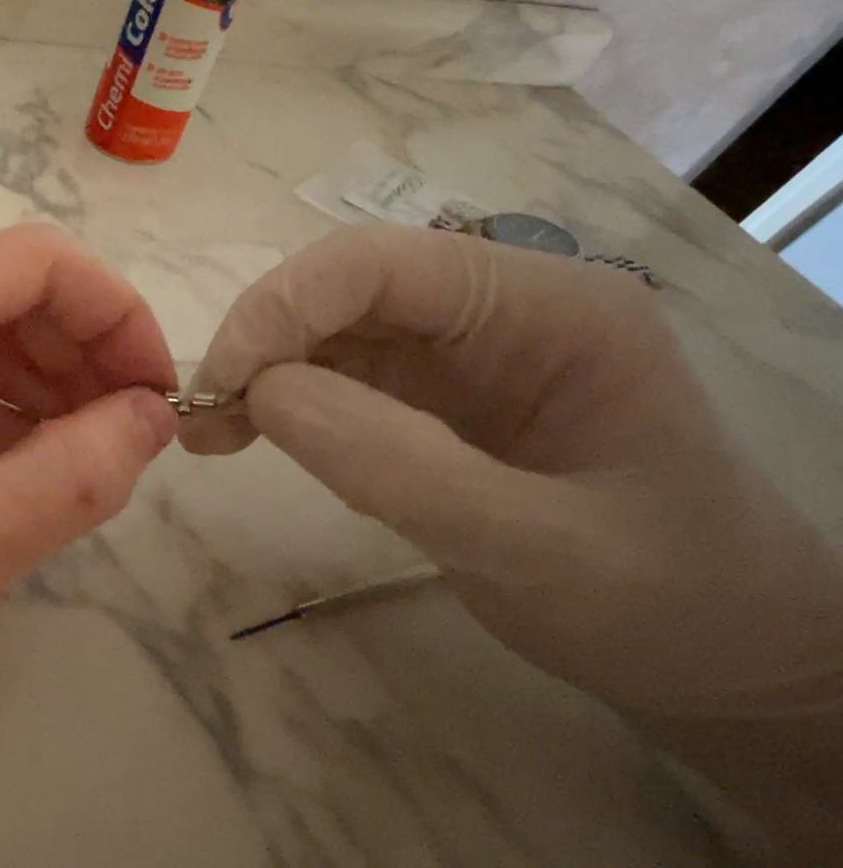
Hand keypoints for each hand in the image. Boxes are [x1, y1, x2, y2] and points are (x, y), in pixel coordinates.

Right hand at [179, 225, 842, 851]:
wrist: (721, 659)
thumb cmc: (661, 603)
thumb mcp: (534, 546)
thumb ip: (397, 463)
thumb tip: (261, 392)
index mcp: (548, 307)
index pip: (379, 263)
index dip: (281, 308)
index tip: (221, 386)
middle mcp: (497, 306)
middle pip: (340, 286)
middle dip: (262, 340)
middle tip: (201, 414)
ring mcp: (461, 347)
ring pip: (326, 326)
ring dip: (257, 371)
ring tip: (205, 432)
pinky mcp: (430, 392)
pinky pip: (334, 373)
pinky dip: (276, 400)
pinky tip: (238, 435)